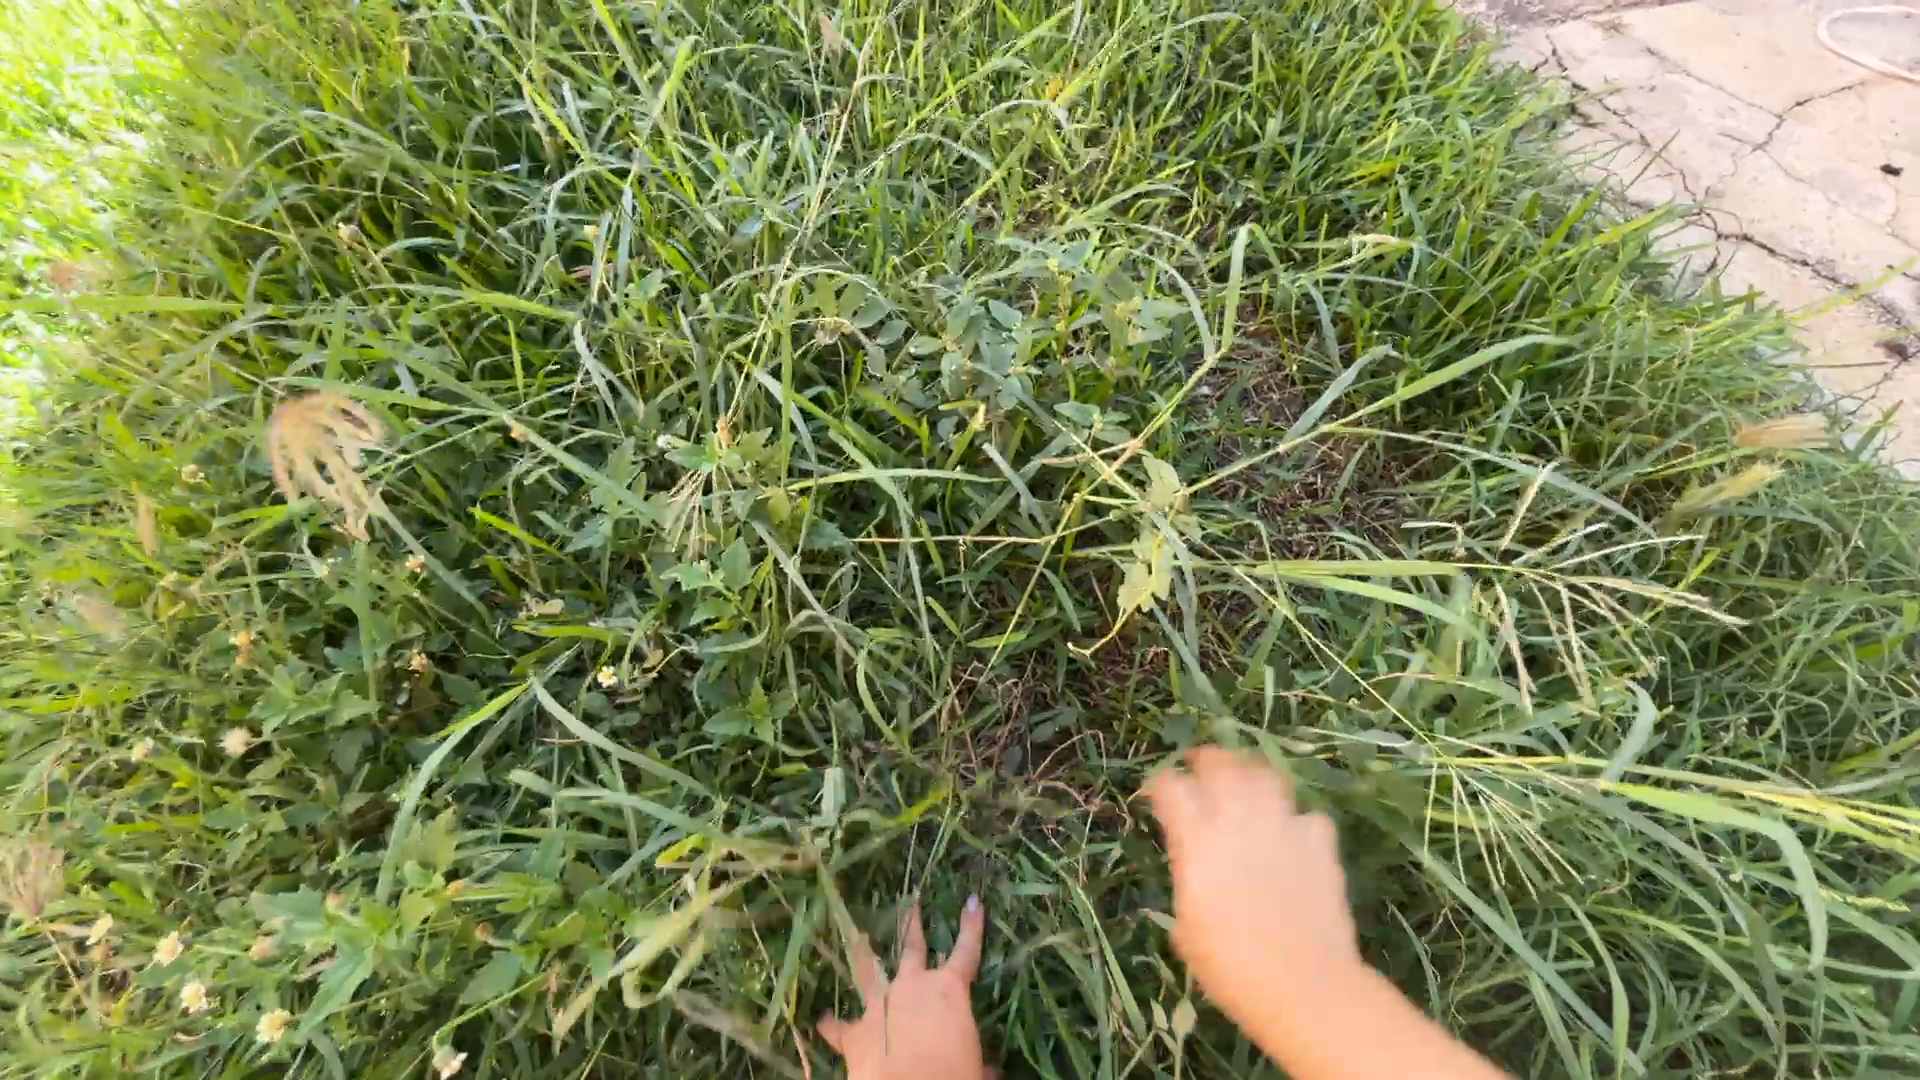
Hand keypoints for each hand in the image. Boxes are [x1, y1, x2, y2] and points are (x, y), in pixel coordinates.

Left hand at [818, 897, 987, 1079]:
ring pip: (869, 972)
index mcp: (948, 990)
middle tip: (911, 904)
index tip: (973, 901)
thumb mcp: (974, 1067)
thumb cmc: (952, 1075)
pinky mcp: (856, 1033)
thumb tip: (989, 1072)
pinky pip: (839, 1027)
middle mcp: (913, 987)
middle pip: (913, 949)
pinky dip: (831, 1025)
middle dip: (912, 925)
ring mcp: (881, 1006)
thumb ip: (978, 1062)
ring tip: (858, 937)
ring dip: (863, 955)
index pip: (967, 951)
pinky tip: (823, 1021)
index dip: (972, 926)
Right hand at [1143, 746, 1360, 1032]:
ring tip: (1246, 780)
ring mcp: (1282, 829)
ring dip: (1252, 773)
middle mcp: (1237, 822)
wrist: (1305, 989)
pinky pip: (1309, 817)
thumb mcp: (1187, 927)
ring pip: (1266, 776)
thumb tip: (1193, 874)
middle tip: (1200, 764)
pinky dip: (1298, 819)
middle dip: (1206, 759)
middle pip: (1220, 765)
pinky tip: (1292, 832)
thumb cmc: (1232, 967)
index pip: (1171, 787)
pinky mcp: (1319, 846)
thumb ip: (1188, 882)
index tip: (1156, 792)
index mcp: (1197, 840)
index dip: (1160, 783)